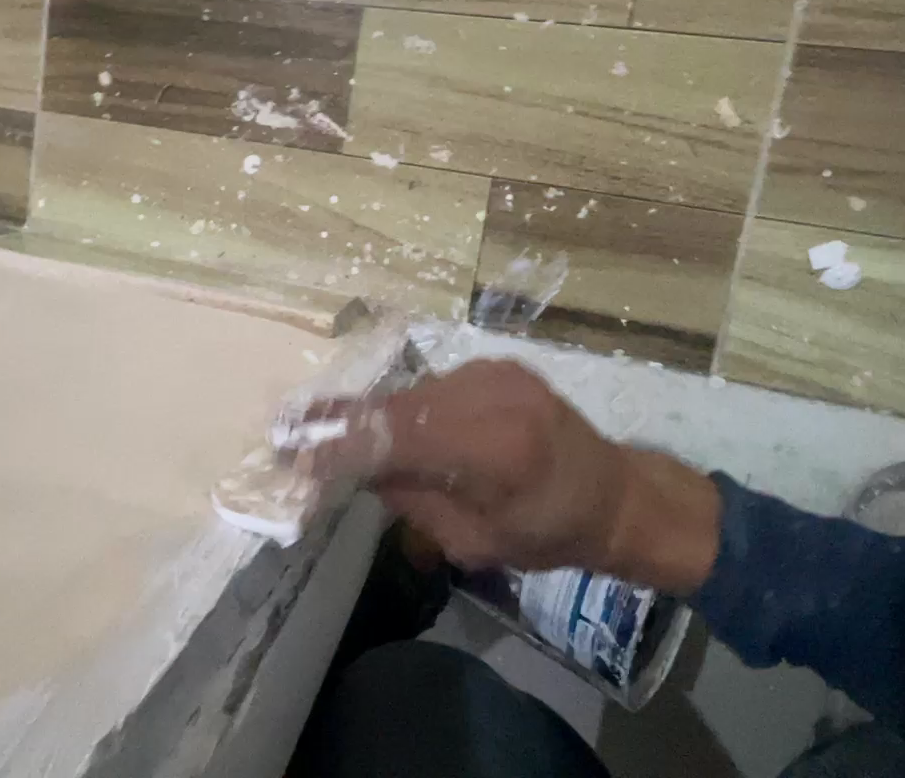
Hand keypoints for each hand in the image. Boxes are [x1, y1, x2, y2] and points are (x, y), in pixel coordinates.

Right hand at [308, 359, 722, 592]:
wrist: (615, 491)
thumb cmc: (548, 532)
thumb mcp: (472, 541)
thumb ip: (410, 498)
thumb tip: (352, 466)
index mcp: (496, 451)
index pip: (397, 438)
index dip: (341, 442)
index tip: (293, 451)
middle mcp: (493, 397)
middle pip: (396, 405)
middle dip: (342, 421)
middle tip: (290, 428)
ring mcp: (495, 372)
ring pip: (411, 392)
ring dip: (375, 414)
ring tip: (335, 430)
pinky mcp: (496, 363)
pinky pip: (433, 385)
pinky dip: (407, 406)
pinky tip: (394, 424)